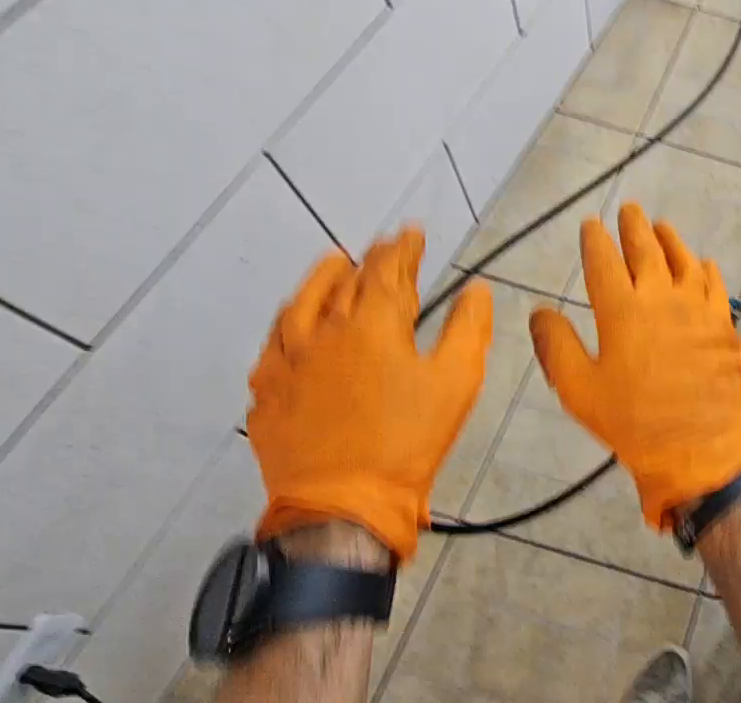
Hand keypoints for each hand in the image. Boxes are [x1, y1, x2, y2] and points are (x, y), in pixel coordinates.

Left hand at [247, 229, 491, 562]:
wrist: (343, 506)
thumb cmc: (409, 441)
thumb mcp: (457, 382)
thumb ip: (468, 329)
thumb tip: (475, 291)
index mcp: (372, 325)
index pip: (388, 272)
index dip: (402, 249)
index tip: (412, 233)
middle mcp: (323, 332)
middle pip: (345, 282)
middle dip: (370, 260)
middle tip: (385, 248)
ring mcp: (287, 364)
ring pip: (299, 305)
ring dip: (321, 279)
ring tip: (335, 265)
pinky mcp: (265, 395)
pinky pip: (271, 346)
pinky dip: (286, 325)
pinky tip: (293, 327)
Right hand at [530, 203, 740, 529]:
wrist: (696, 445)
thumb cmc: (631, 422)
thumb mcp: (579, 390)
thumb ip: (557, 346)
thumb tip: (540, 311)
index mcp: (622, 311)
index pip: (603, 262)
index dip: (595, 240)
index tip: (590, 224)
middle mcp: (661, 297)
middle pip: (646, 249)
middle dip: (634, 226)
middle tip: (629, 209)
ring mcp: (698, 307)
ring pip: (684, 259)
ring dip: (670, 239)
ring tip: (661, 227)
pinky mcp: (723, 322)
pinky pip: (714, 284)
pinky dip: (704, 269)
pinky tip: (701, 265)